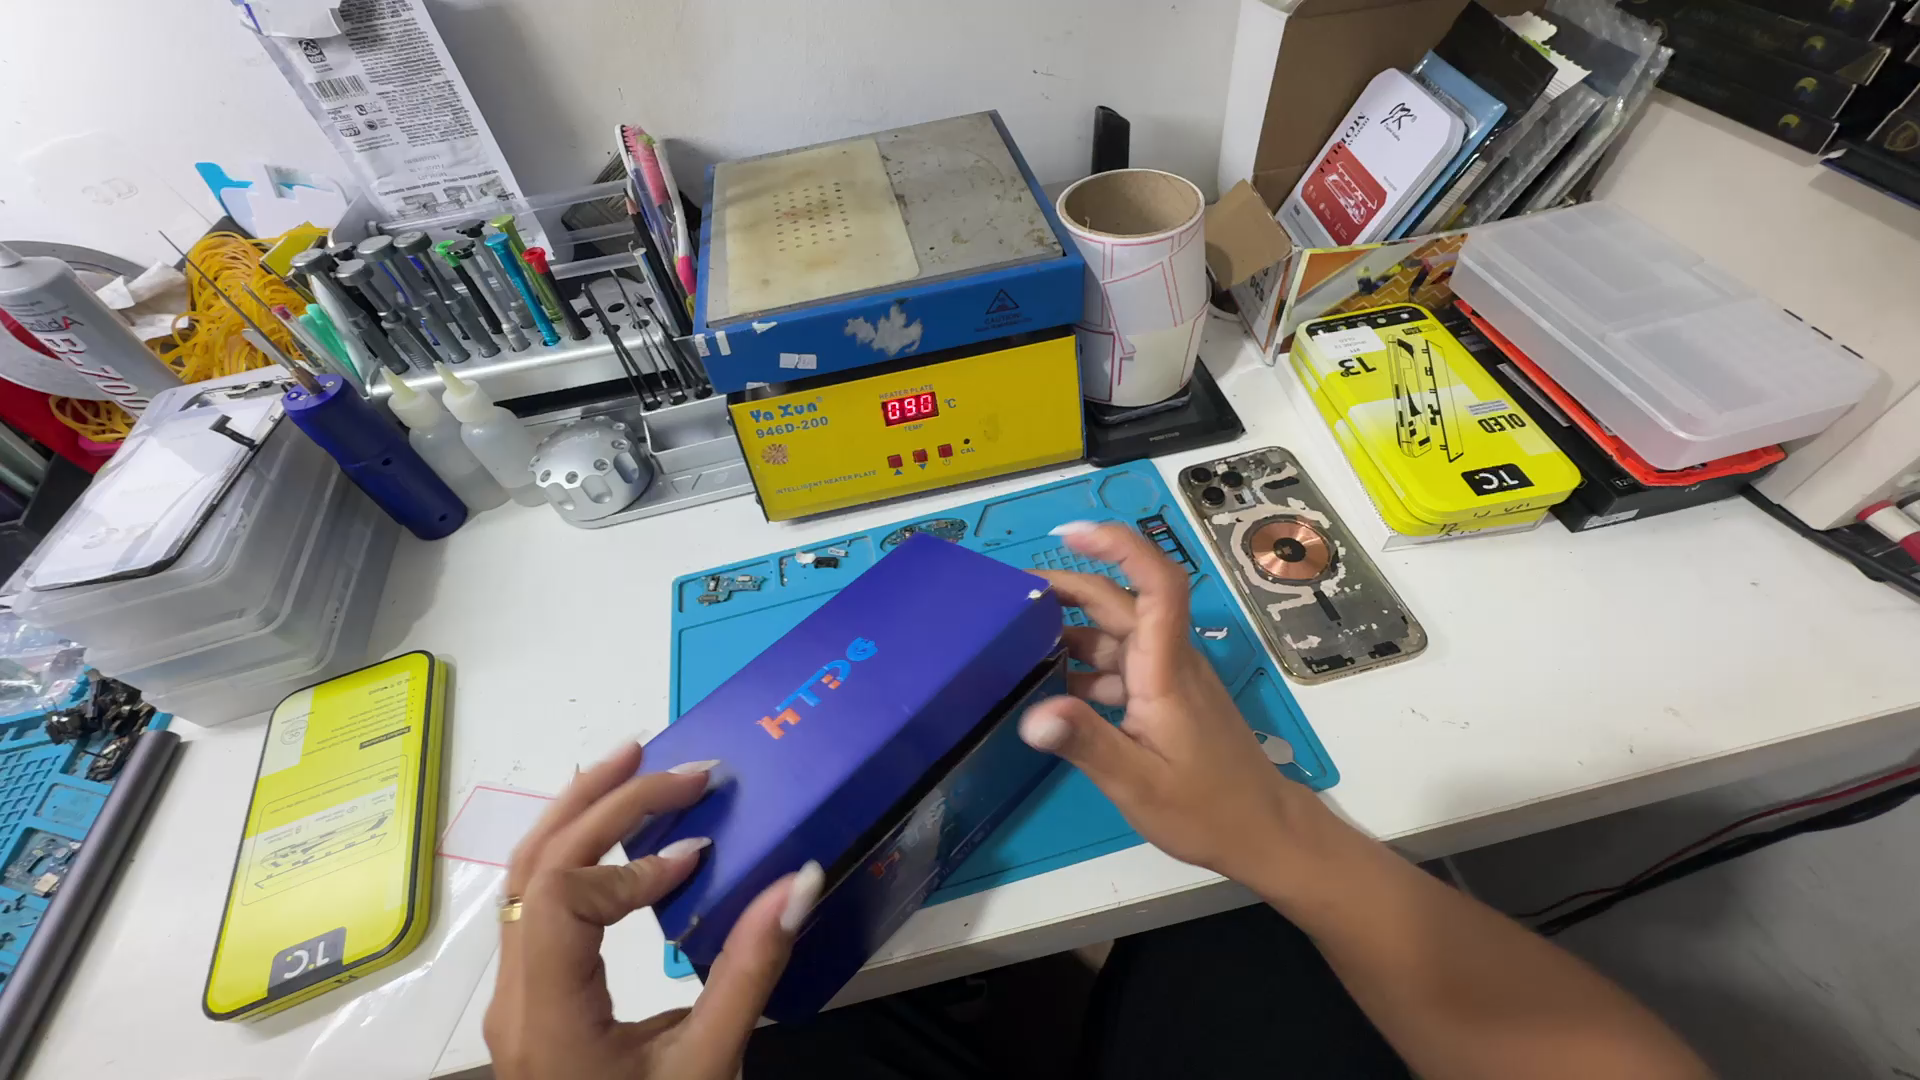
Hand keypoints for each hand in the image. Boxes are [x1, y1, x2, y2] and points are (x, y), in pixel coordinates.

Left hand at [484, 743, 823, 1079]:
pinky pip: (543, 900)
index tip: (701, 854)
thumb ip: (753, 969)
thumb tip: (803, 877)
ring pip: (528, 877)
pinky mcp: (537, 997)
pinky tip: (620, 834)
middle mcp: (517, 997)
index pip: (562, 897)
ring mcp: (519, 997)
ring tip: (635, 765)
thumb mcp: (709, 1065)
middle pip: (536, 866)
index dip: (631, 862)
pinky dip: (581, 848)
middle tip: (670, 760)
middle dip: (603, 800)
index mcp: (549, 1017)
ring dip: (582, 811)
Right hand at [1020, 521, 1328, 884]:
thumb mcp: (1138, 782)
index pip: (1156, 584)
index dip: (1119, 546)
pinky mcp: (1161, 695)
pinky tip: (1047, 687)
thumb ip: (1085, 743)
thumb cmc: (1206, 808)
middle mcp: (1166, 658)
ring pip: (1112, 634)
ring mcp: (1165, 676)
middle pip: (1120, 601)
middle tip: (1012, 596)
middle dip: (1068, 588)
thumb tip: (1030, 715)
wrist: (1263, 834)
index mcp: (1165, 667)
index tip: (1070, 534)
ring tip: (1016, 640)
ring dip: (1068, 629)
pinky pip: (1116, 665)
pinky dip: (1080, 667)